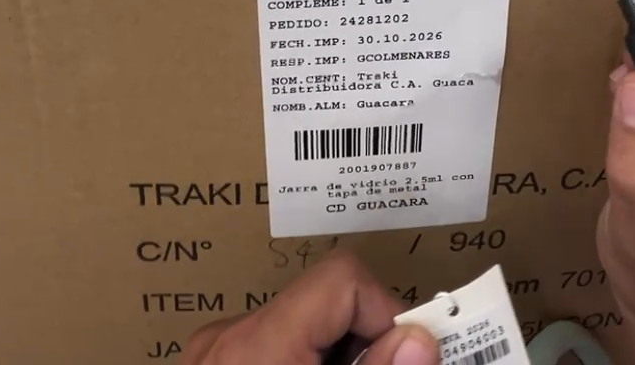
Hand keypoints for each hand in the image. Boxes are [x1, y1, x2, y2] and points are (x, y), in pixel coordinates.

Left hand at [183, 252, 440, 364]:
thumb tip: (422, 339)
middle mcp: (229, 336)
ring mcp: (212, 351)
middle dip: (366, 338)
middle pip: (325, 299)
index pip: (342, 277)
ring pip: (302, 324)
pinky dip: (305, 360)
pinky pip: (273, 346)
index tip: (415, 356)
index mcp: (259, 345)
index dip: (388, 311)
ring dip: (338, 352)